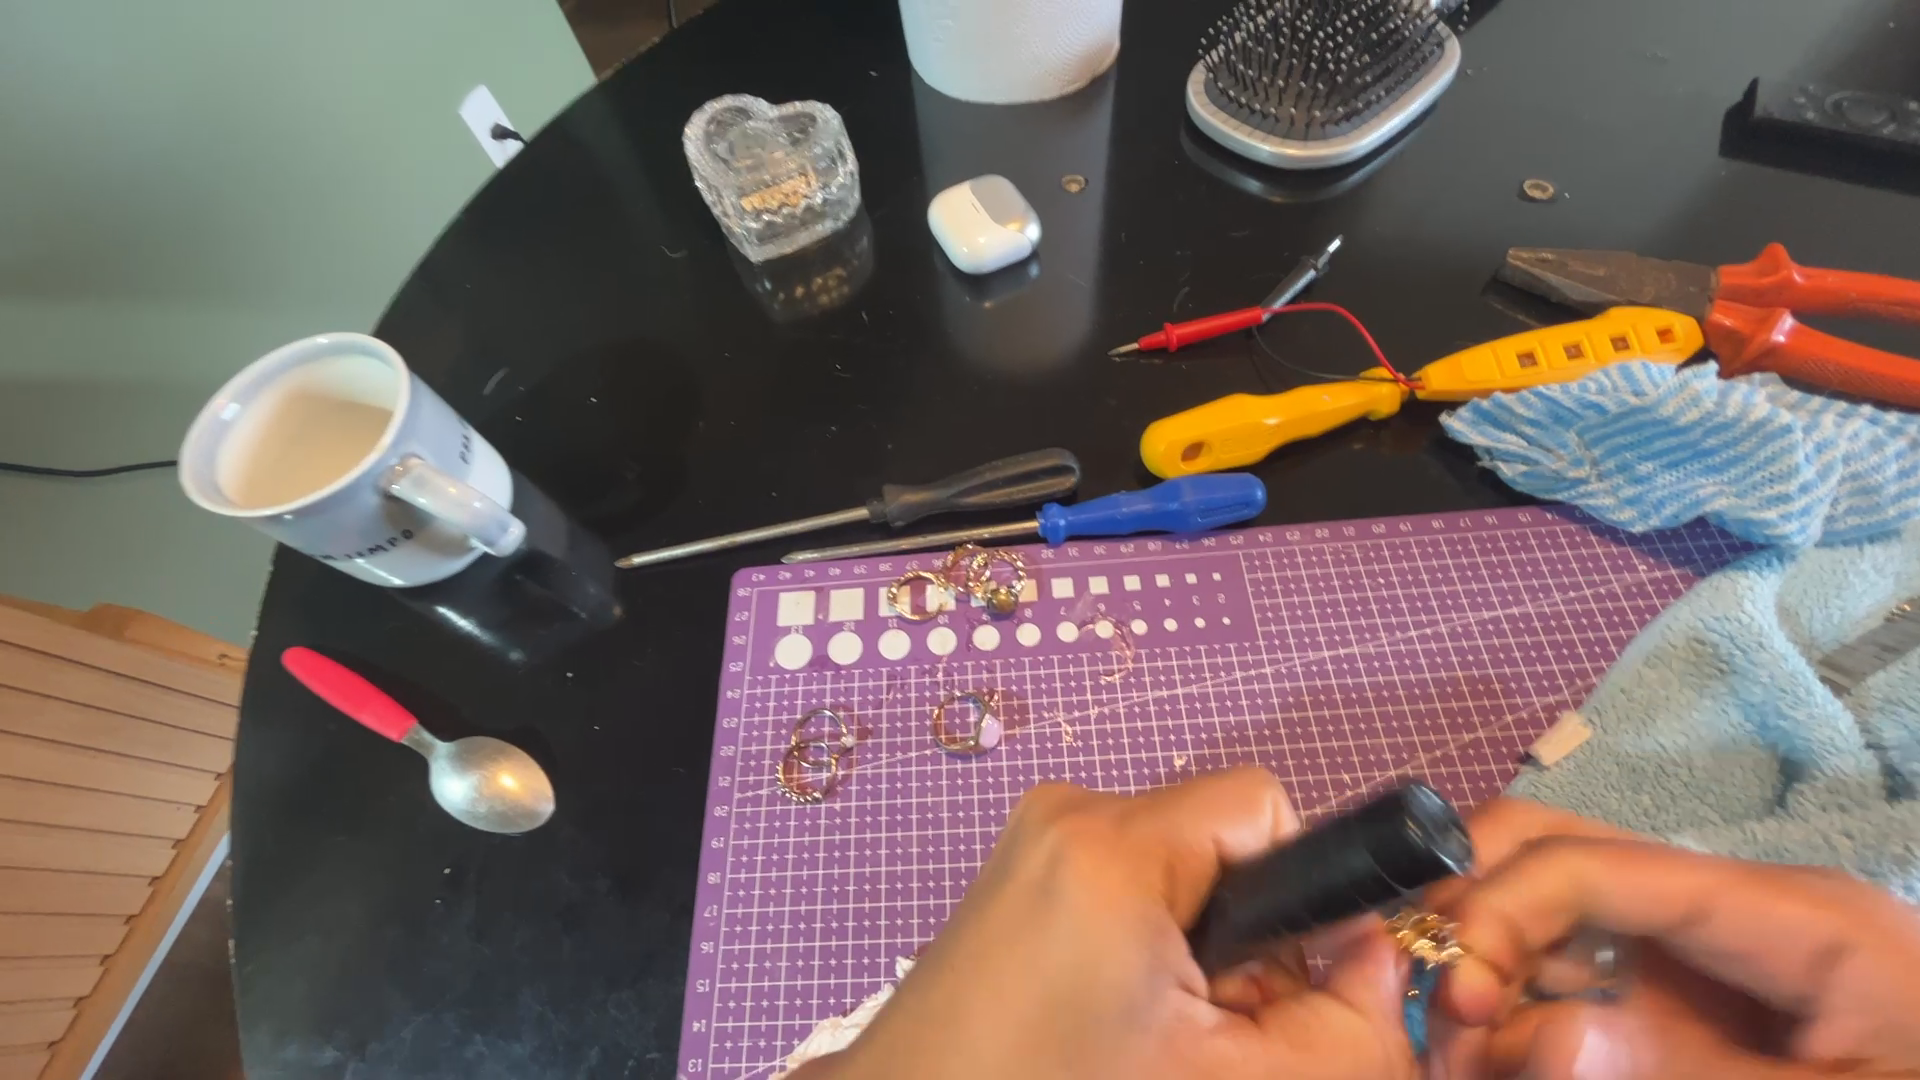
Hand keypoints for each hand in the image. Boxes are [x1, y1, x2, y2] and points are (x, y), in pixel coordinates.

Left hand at [793, 768, 1414, 1079]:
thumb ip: (1343, 1032)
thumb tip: (1377, 954)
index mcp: (1114, 840)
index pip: (1258, 801)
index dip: (1302, 884)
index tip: (1286, 974)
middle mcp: (1070, 808)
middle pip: (1216, 833)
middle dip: (1247, 925)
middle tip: (1214, 1021)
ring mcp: (1037, 829)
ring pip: (1173, 856)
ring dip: (1199, 933)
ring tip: (1157, 1021)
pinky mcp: (1020, 856)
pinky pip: (1122, 868)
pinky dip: (1148, 925)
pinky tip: (1116, 999)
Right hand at [1432, 799, 1919, 1078]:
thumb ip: (1688, 1074)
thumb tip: (1536, 1034)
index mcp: (1782, 912)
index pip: (1586, 863)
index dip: (1498, 909)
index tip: (1455, 997)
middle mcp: (1716, 904)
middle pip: (1546, 842)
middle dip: (1471, 901)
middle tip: (1441, 987)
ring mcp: (1694, 947)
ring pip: (1539, 900)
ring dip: (1485, 955)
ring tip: (1470, 1031)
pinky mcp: (1682, 994)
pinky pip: (1569, 967)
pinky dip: (1520, 997)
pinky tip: (1511, 1037)